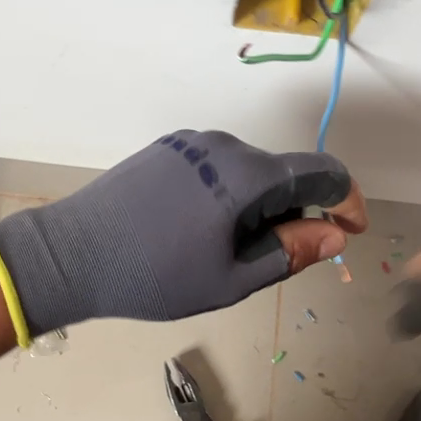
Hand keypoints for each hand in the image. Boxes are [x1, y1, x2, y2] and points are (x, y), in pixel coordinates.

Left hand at [0, 130, 366, 334]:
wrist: (71, 254)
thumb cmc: (154, 276)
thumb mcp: (231, 278)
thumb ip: (289, 251)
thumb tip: (335, 233)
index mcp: (245, 173)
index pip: (322, 172)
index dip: (347, 201)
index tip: (350, 232)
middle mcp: (222, 144)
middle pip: (282, 172)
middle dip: (294, 211)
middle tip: (269, 258)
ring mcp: (189, 142)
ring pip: (247, 171)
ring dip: (257, 205)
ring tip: (222, 250)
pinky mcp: (164, 149)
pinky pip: (215, 167)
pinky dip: (227, 195)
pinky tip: (196, 229)